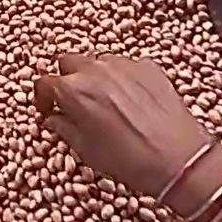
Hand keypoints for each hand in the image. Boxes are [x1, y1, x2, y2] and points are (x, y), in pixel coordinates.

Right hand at [34, 54, 214, 196]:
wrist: (180, 160)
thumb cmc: (130, 159)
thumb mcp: (85, 149)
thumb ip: (63, 127)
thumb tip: (55, 118)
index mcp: (73, 90)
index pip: (44, 82)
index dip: (42, 97)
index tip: (47, 108)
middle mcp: (95, 70)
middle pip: (68, 62)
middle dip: (66, 79)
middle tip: (73, 100)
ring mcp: (123, 65)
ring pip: (97, 62)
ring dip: (94, 76)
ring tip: (104, 101)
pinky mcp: (148, 67)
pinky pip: (126, 66)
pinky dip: (122, 78)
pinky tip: (129, 100)